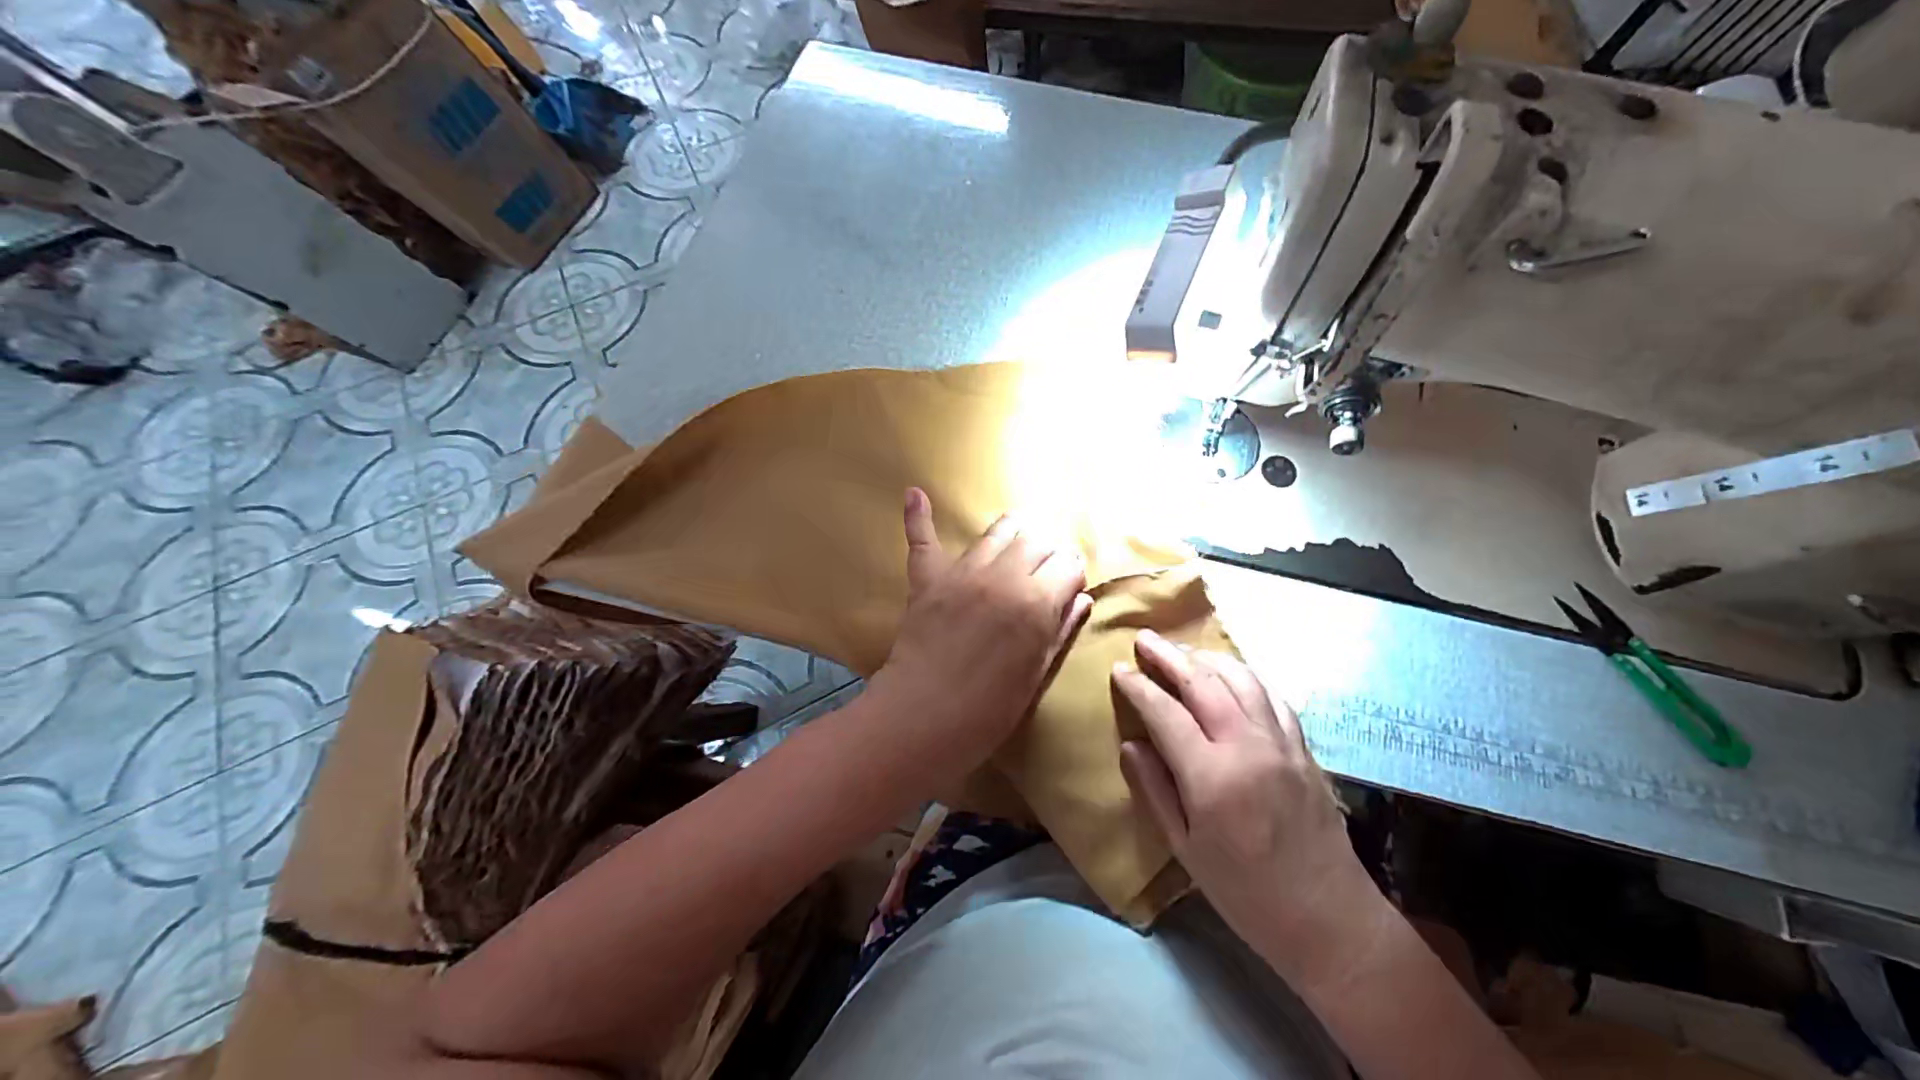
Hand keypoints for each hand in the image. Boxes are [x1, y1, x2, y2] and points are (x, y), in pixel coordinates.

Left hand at [867, 488, 1092, 762]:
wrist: (923, 719)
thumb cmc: (989, 710)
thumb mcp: (1037, 674)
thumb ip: (1060, 629)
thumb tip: (1080, 599)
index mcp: (1037, 602)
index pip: (1069, 564)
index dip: (1072, 576)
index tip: (1068, 591)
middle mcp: (1003, 575)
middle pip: (1038, 540)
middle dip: (1049, 553)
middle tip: (1044, 576)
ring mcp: (962, 572)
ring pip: (998, 530)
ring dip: (1013, 534)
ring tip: (1016, 546)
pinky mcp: (928, 578)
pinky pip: (922, 539)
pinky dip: (918, 516)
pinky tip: (915, 493)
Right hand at [1114, 630, 1383, 982]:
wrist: (1327, 918)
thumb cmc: (1245, 893)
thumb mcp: (1185, 848)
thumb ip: (1155, 789)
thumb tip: (1131, 744)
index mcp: (1211, 775)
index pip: (1166, 712)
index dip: (1138, 686)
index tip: (1118, 669)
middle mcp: (1248, 747)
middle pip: (1204, 683)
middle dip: (1170, 656)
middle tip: (1145, 639)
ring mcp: (1281, 744)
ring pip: (1242, 680)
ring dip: (1209, 658)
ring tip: (1184, 651)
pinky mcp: (1304, 749)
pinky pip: (1273, 698)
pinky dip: (1247, 678)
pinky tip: (1233, 677)